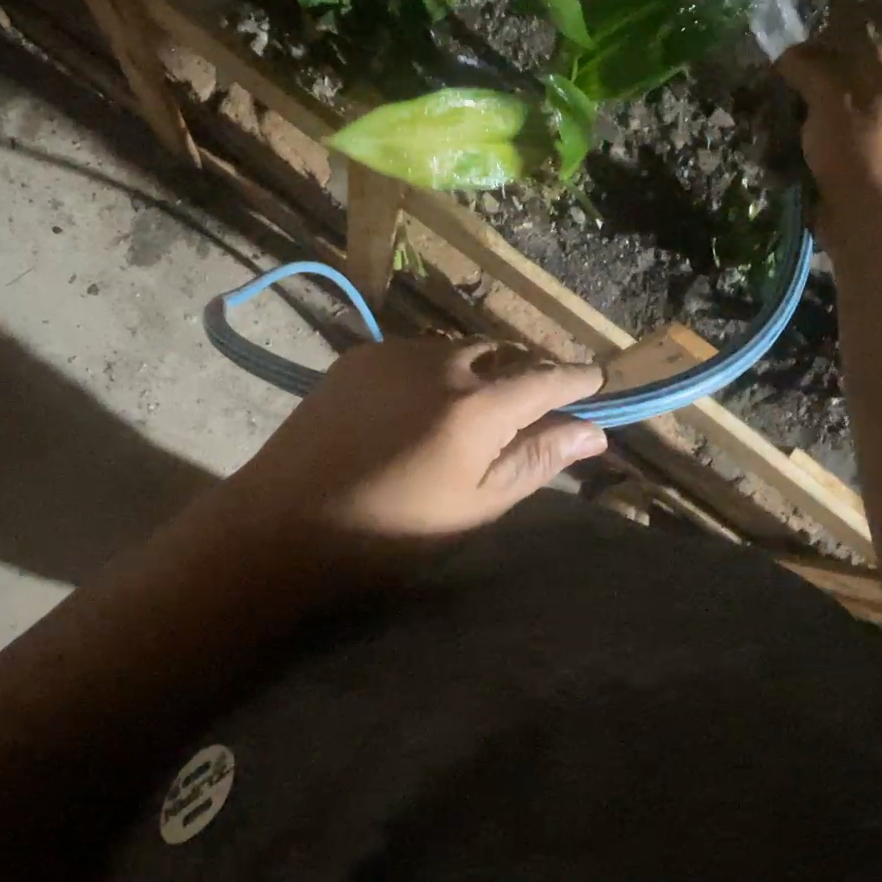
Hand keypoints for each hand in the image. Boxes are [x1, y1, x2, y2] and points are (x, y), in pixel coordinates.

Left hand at [225, 336, 606, 542]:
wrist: (284, 523)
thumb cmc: (393, 532)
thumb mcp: (477, 505)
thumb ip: (537, 459)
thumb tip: (593, 431)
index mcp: (479, 407)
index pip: (547, 378)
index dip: (577, 378)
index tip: (597, 379)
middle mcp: (444, 364)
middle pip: (504, 354)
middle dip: (523, 375)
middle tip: (524, 410)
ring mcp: (397, 352)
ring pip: (460, 349)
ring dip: (478, 370)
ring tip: (466, 411)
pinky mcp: (360, 354)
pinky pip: (416, 352)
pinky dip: (434, 371)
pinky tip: (416, 407)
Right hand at [777, 32, 881, 237]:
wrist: (870, 223)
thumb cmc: (856, 154)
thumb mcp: (831, 99)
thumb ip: (809, 69)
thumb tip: (786, 55)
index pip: (848, 46)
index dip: (814, 49)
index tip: (780, 62)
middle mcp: (873, 107)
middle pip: (827, 84)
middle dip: (794, 90)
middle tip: (765, 97)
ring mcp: (855, 141)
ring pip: (811, 118)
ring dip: (785, 124)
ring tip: (762, 131)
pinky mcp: (838, 169)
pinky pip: (807, 150)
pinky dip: (788, 152)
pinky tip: (772, 160)